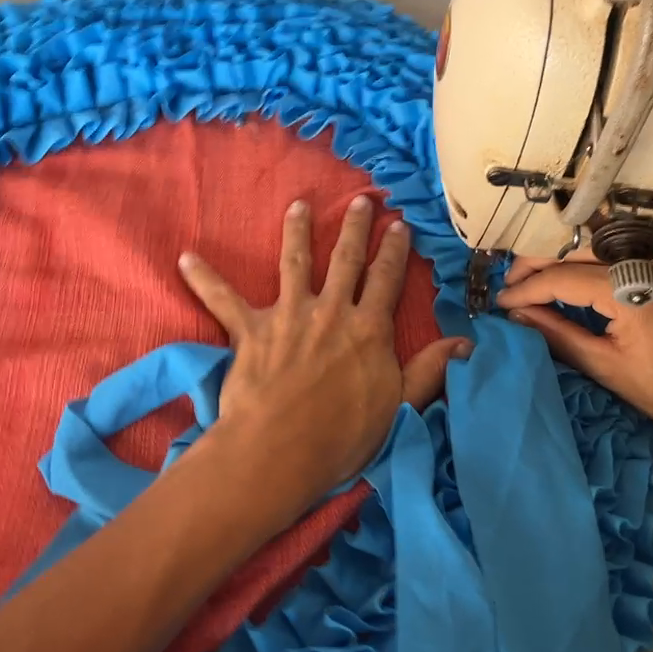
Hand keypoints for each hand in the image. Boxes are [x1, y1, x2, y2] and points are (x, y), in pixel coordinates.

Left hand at [177, 196, 471, 502]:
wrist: (281, 451)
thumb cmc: (343, 436)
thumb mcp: (399, 405)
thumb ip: (430, 370)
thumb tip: (466, 343)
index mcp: (368, 328)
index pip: (386, 279)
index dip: (394, 251)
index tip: (400, 225)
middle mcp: (331, 311)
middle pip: (346, 260)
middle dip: (355, 228)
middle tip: (361, 200)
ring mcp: (289, 315)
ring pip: (295, 262)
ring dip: (297, 231)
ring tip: (298, 205)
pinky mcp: (251, 329)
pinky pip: (222, 298)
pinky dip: (204, 278)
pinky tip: (185, 257)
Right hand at [495, 252, 652, 448]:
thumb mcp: (609, 368)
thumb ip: (559, 335)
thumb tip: (519, 316)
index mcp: (631, 286)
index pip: (562, 277)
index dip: (526, 289)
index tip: (500, 303)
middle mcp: (652, 262)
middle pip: (580, 251)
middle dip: (541, 265)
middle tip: (512, 286)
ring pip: (606, 250)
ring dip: (569, 263)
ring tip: (541, 284)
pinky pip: (631, 260)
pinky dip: (600, 268)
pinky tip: (586, 288)